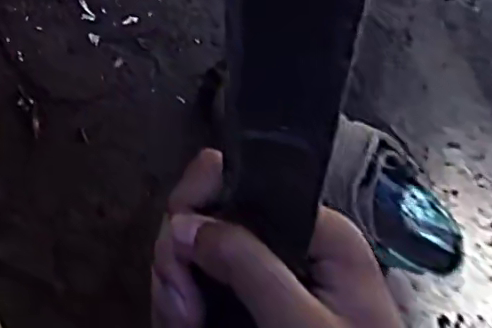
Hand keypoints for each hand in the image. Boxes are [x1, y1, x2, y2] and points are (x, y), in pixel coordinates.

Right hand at [152, 149, 401, 327]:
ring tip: (185, 322)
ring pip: (191, 249)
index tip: (182, 251)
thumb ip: (248, 264)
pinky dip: (181, 301)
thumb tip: (184, 222)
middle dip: (179, 257)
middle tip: (184, 307)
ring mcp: (269, 272)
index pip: (230, 178)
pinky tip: (186, 323)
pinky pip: (196, 279)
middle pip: (201, 215)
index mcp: (316, 233)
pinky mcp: (254, 301)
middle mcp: (289, 241)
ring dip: (175, 284)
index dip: (193, 206)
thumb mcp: (304, 327)